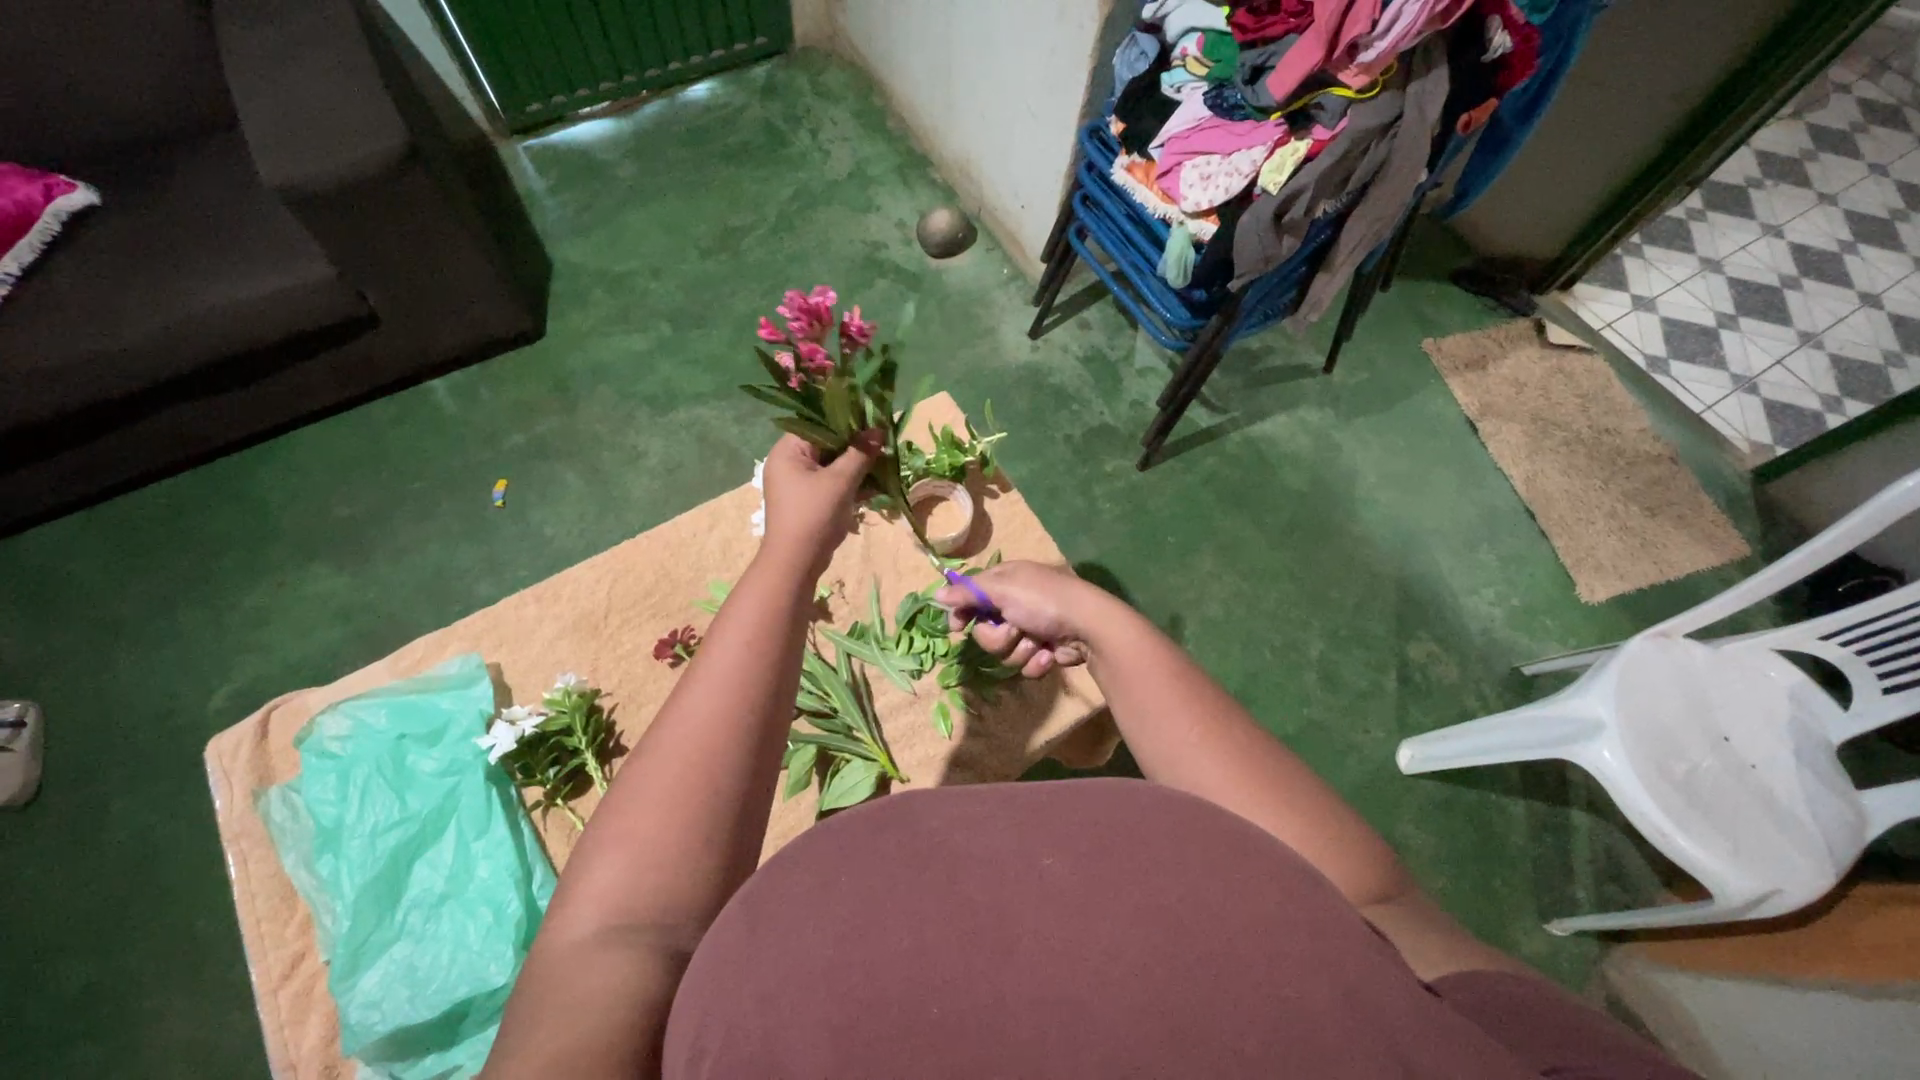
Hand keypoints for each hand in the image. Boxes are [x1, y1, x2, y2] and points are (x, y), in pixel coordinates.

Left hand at [759, 432, 878, 578]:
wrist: (797, 562)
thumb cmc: (814, 515)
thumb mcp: (841, 481)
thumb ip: (860, 453)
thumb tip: (879, 429)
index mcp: (788, 451)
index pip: (818, 423)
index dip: (846, 420)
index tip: (873, 420)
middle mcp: (789, 462)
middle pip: (827, 443)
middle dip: (856, 444)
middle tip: (883, 440)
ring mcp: (798, 483)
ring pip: (832, 464)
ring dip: (857, 464)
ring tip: (885, 459)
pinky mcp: (809, 500)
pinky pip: (832, 482)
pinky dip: (851, 482)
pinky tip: (876, 482)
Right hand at [933, 561, 1108, 678]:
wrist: (1089, 627)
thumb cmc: (1043, 601)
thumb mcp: (1002, 589)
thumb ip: (968, 593)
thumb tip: (937, 594)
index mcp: (1006, 581)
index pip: (971, 596)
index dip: (962, 612)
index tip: (956, 627)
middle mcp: (1016, 604)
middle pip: (985, 631)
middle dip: (997, 637)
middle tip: (1014, 630)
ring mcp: (1031, 629)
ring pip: (1004, 652)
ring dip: (1019, 650)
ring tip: (1038, 642)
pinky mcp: (1044, 651)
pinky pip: (1024, 665)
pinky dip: (1036, 662)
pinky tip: (1050, 654)